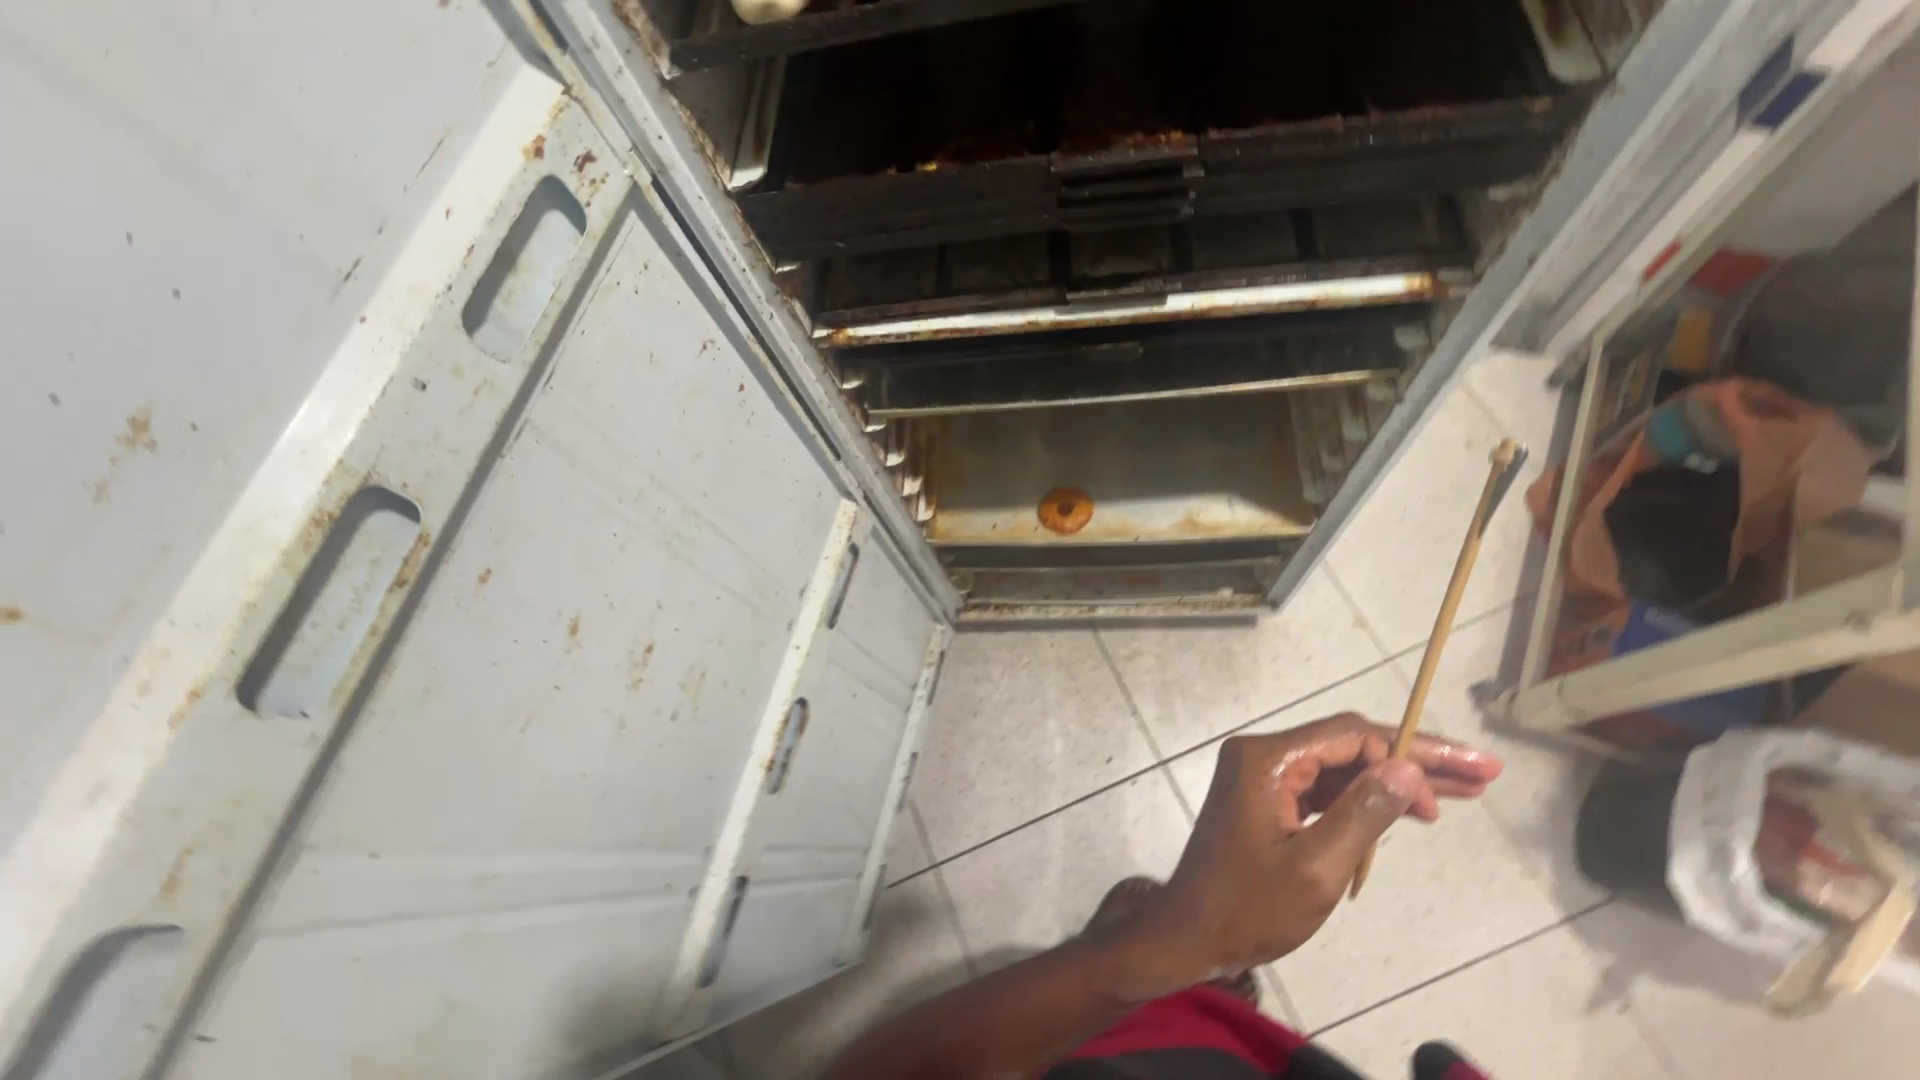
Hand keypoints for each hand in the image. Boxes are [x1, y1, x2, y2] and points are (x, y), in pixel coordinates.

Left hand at [1114, 714, 1502, 993]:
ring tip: (1461, 794)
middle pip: (1349, 745)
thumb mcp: (1317, 868)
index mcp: (1267, 759)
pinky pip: (1323, 786)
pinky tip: (1405, 811)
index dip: (1413, 751)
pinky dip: (1363, 798)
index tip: (1465, 778)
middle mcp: (1261, 754)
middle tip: (1481, 774)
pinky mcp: (1264, 796)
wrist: (1190, 934)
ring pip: (1340, 765)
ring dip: (1394, 779)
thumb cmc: (1250, 908)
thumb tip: (1408, 768)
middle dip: (1414, 760)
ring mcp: (1260, 774)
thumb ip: (1364, 814)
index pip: (1352, 736)